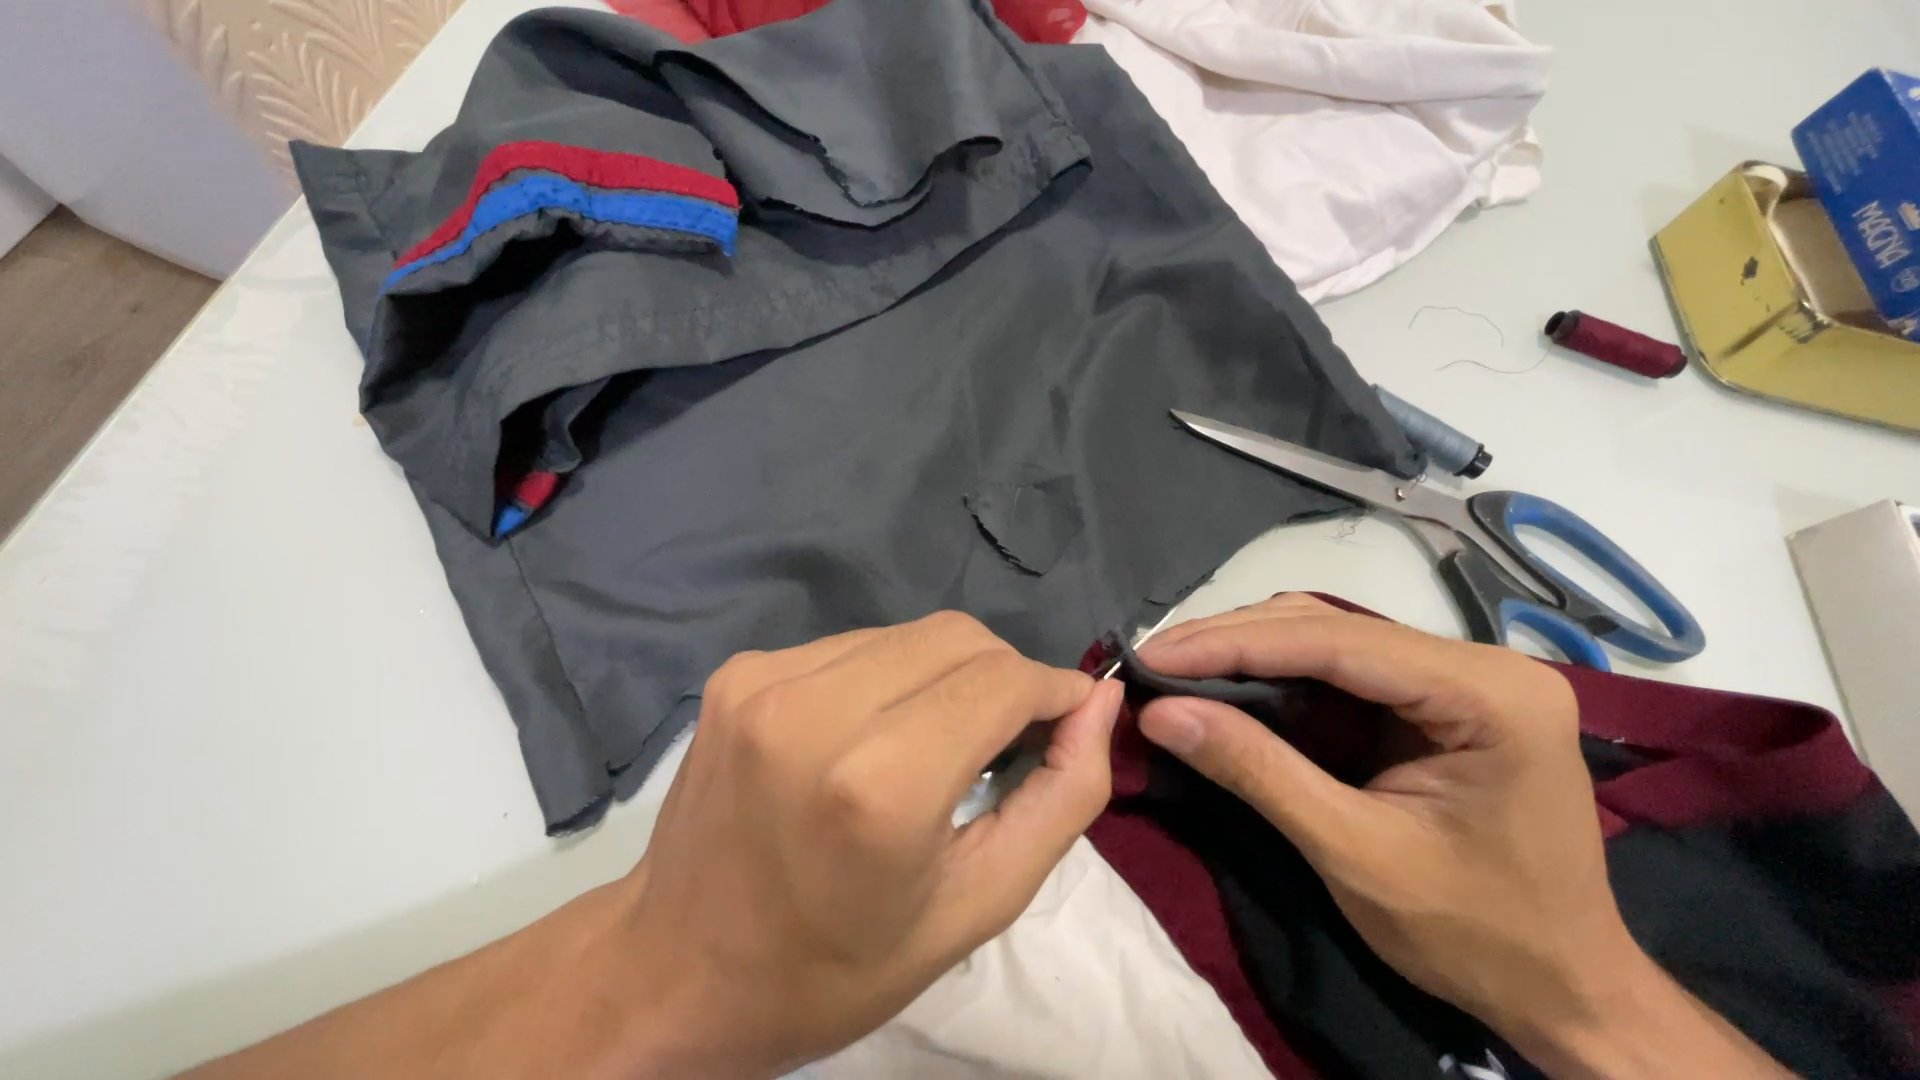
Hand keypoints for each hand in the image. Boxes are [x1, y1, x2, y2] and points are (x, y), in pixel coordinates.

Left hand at [621, 612, 1123, 1077]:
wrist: (678, 971)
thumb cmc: (836, 965)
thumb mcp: (976, 907)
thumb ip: (1059, 799)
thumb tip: (1098, 706)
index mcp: (879, 784)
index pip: (1003, 681)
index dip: (1054, 690)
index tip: (1071, 719)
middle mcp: (815, 707)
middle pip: (959, 639)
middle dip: (1006, 677)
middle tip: (1010, 739)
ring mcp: (766, 678)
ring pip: (908, 633)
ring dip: (948, 673)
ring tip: (941, 738)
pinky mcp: (739, 670)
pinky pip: (853, 644)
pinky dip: (889, 675)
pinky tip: (875, 730)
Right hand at [1133, 595, 1791, 1078]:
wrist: (1565, 990)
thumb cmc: (1473, 934)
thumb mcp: (1353, 853)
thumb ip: (1257, 772)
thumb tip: (1159, 713)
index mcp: (1487, 695)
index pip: (1336, 642)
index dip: (1232, 643)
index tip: (1152, 656)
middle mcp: (1483, 664)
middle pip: (1331, 628)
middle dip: (1232, 642)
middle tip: (1150, 664)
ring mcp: (1464, 678)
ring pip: (1332, 639)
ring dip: (1248, 652)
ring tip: (1174, 671)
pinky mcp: (1441, 699)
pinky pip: (1346, 669)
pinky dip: (1279, 676)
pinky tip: (1228, 685)